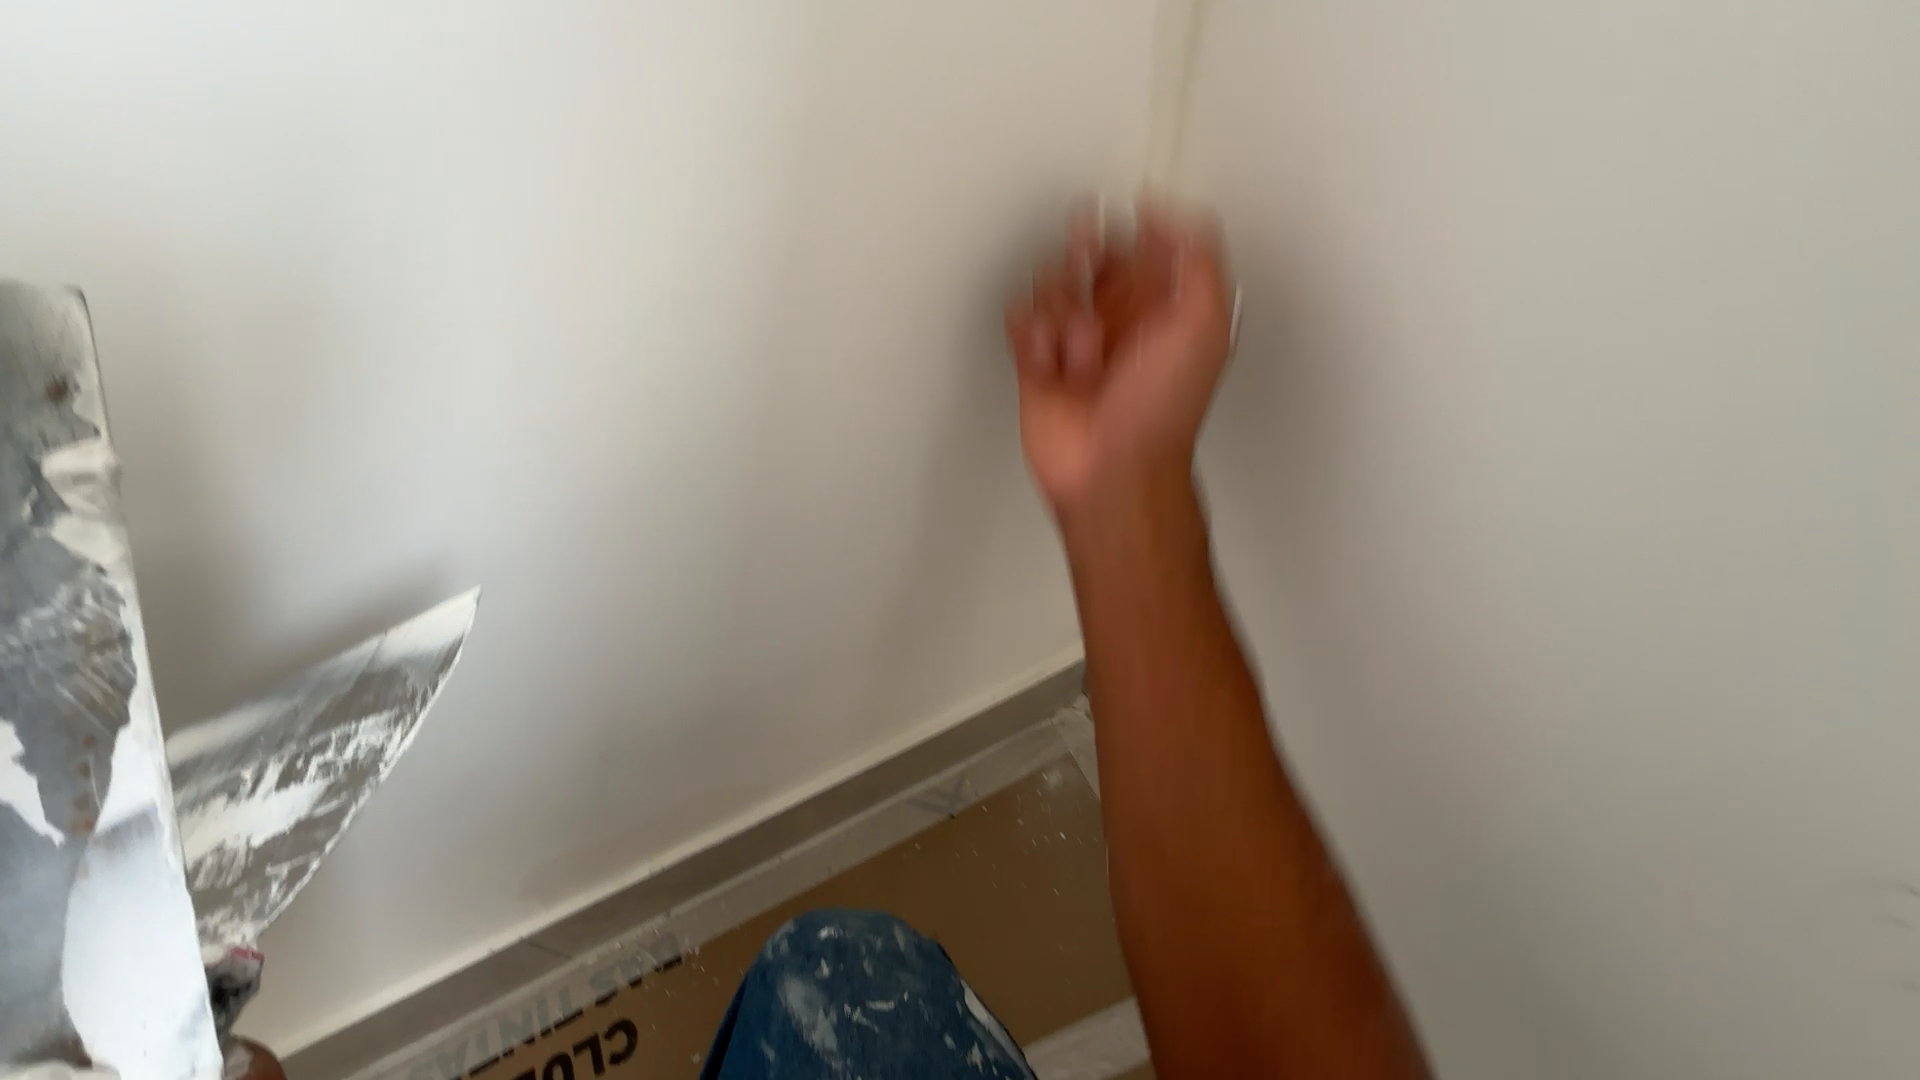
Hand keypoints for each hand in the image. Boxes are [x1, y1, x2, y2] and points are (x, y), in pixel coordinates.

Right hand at [1005, 197, 1235, 522]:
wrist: (1110, 469)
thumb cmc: (1159, 410)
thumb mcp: (1204, 324)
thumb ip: (1195, 255)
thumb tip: (1161, 209)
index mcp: (1158, 306)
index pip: (1135, 244)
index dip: (1121, 230)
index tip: (1111, 230)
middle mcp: (1116, 319)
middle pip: (1085, 255)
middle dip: (1081, 259)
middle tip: (1083, 277)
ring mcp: (1074, 341)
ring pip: (1050, 285)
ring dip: (1060, 308)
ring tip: (1077, 348)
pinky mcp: (1037, 363)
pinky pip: (1021, 320)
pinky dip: (1031, 335)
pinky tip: (1050, 362)